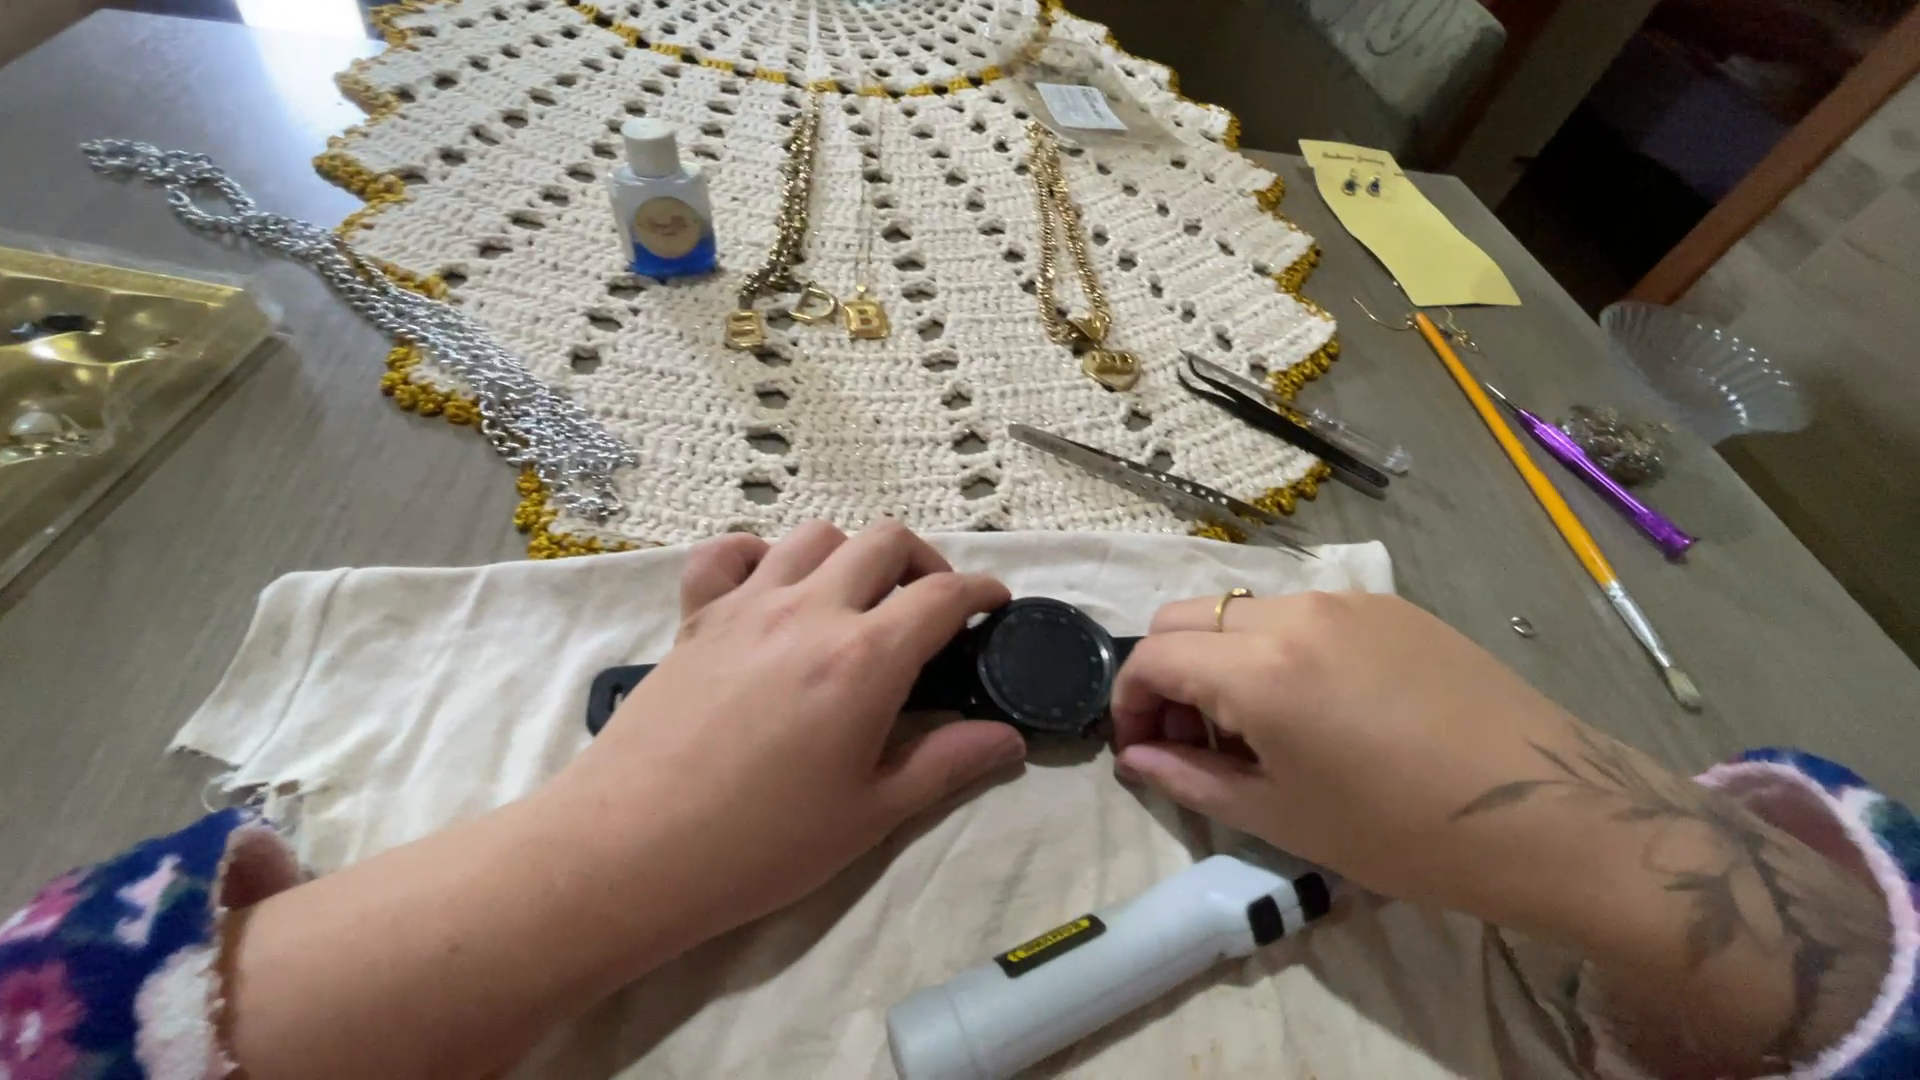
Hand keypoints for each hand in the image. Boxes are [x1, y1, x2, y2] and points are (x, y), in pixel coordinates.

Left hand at [560, 520, 1025, 943]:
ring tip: (857, 599)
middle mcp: (811, 610)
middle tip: (930, 606)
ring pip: (816, 535)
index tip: (994, 603)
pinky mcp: (696, 614)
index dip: (982, 591)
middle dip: (925, 562)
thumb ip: (948, 763)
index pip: (943, 595)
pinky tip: (771, 590)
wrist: (630, 850)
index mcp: (865, 658)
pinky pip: (729, 552)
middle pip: (886, 541)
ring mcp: (748, 604)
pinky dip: (761, 555)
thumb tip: (1008, 738)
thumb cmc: (761, 843)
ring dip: (852, 554)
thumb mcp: (871, 813)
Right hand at [1110, 590, 1589, 928]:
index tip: (1138, 742)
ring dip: (1218, 656)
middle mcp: (1292, 613)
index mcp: (1260, 669)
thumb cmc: (1405, 833)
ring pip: (1239, 610)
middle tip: (1186, 731)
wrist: (1554, 813)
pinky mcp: (1385, 604)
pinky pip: (1297, 611)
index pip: (1152, 654)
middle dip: (1165, 669)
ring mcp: (1342, 600)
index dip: (1127, 698)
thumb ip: (1189, 777)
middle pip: (1185, 616)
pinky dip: (1271, 646)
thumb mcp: (1282, 817)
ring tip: (1252, 720)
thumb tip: (1134, 757)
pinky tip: (1311, 699)